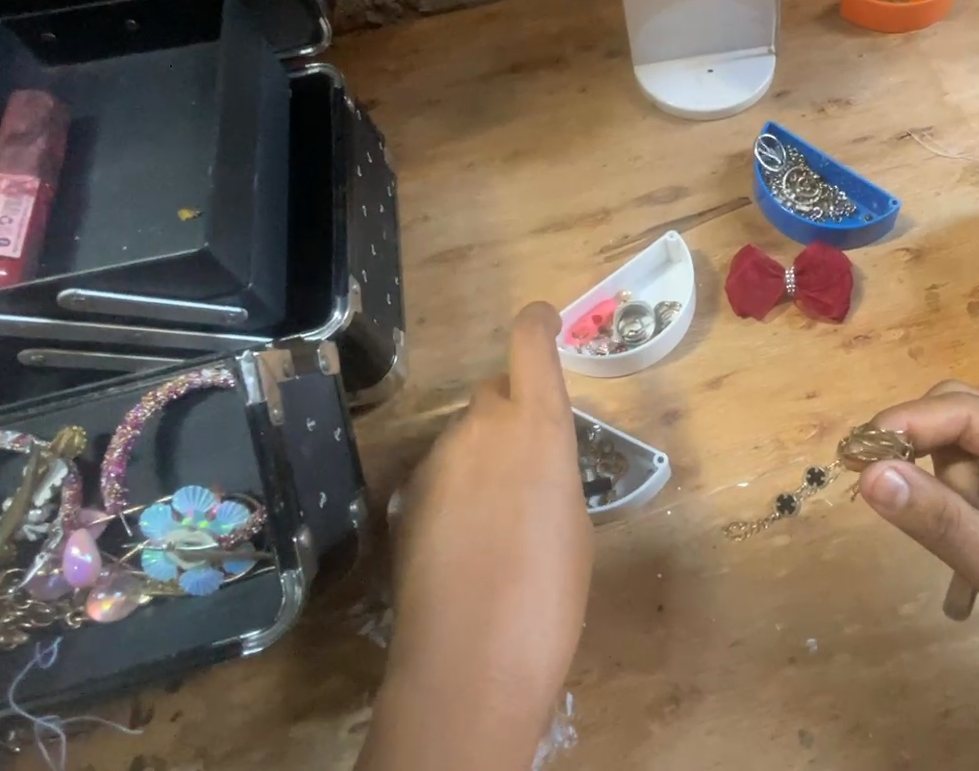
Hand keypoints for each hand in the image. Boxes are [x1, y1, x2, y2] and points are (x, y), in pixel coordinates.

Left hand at [363, 303, 591, 770]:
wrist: (472, 661)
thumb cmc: (551, 591)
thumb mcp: (571, 519)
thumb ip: (550, 468)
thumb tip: (531, 459)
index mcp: (536, 426)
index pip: (529, 345)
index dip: (536, 322)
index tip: (544, 318)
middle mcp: (482, 428)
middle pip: (493, 392)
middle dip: (512, 411)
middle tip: (529, 463)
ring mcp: (437, 461)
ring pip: (466, 435)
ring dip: (483, 455)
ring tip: (499, 516)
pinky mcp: (407, 497)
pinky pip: (442, 470)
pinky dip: (457, 487)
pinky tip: (465, 540)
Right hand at [857, 382, 978, 770]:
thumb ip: (940, 523)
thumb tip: (868, 474)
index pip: (967, 411)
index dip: (906, 425)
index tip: (854, 456)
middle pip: (962, 419)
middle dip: (925, 458)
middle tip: (894, 501)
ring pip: (963, 452)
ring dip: (946, 495)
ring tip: (971, 556)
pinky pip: (978, 481)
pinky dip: (958, 510)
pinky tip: (973, 552)